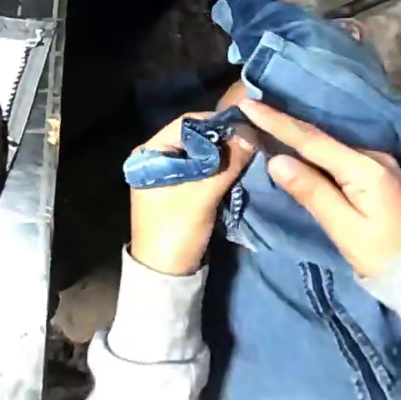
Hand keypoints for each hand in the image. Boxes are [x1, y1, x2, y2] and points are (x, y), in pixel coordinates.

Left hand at [128, 113, 255, 275]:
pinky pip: (201, 168)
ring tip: (248, 150)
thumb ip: (227, 164)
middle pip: (193, 138)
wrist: (165, 276)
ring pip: (200, 153)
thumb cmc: (175, 231)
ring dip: (222, 153)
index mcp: (149, 154)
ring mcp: (166, 174)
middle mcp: (154, 158)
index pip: (185, 124)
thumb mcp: (202, 196)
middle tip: (250, 138)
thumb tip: (251, 134)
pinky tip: (237, 166)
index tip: (244, 125)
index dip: (215, 123)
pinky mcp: (178, 189)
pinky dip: (218, 167)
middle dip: (221, 138)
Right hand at [240, 99, 400, 276]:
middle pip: (320, 135)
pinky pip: (338, 154)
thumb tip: (277, 161)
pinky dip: (314, 148)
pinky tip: (298, 146)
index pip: (312, 139)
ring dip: (297, 134)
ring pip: (329, 144)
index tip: (249, 104)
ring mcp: (378, 162)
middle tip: (251, 107)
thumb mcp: (345, 229)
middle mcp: (372, 156)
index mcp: (364, 168)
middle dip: (284, 121)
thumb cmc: (386, 256)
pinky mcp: (378, 173)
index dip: (277, 121)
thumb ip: (312, 192)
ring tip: (266, 121)